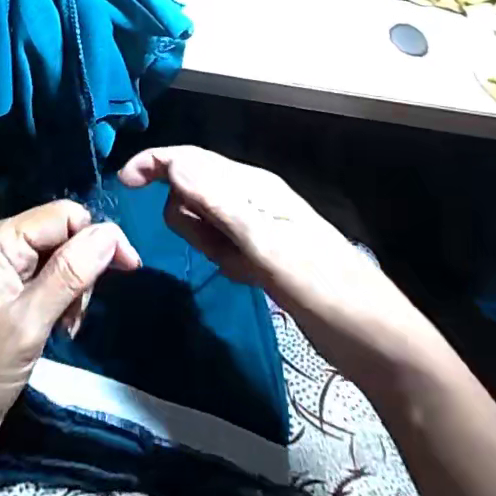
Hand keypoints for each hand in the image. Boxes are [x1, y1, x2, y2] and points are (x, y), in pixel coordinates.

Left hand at [0, 201, 139, 495]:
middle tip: (81, 312)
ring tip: (68, 327)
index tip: (129, 268)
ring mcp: (9, 274)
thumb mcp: (28, 322)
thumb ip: (70, 274)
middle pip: (66, 235)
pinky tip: (63, 330)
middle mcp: (5, 247)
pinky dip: (67, 303)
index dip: (100, 236)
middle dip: (85, 268)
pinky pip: (55, 283)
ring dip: (78, 290)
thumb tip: (111, 233)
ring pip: (65, 260)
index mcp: (1, 240)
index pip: (66, 215)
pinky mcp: (14, 299)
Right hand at [117, 146, 438, 387]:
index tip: (123, 182)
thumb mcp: (265, 246)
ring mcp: (258, 228)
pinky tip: (242, 275)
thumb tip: (175, 164)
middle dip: (185, 213)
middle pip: (195, 186)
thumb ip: (219, 205)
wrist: (372, 336)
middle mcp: (254, 199)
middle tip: (213, 249)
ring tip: (235, 266)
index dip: (156, 162)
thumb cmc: (321, 286)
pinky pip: (222, 246)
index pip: (194, 159)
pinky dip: (221, 257)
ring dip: (204, 239)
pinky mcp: (262, 256)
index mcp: (254, 186)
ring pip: (206, 218)